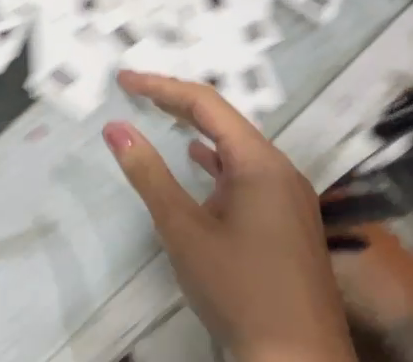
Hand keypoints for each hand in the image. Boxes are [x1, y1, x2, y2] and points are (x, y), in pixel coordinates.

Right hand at [105, 72, 354, 361]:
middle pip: (225, 120)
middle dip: (177, 100)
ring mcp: (289, 199)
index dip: (161, 87)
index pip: (206, 105)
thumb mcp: (182, 228)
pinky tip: (198, 161)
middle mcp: (281, 172)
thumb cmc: (238, 288)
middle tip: (134, 89)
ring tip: (159, 113)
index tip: (122, 80)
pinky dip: (215, 157)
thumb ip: (148, 172)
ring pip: (237, 146)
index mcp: (261, 164)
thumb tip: (115, 126)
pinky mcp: (288, 223)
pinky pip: (247, 171)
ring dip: (196, 127)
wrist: (297, 361)